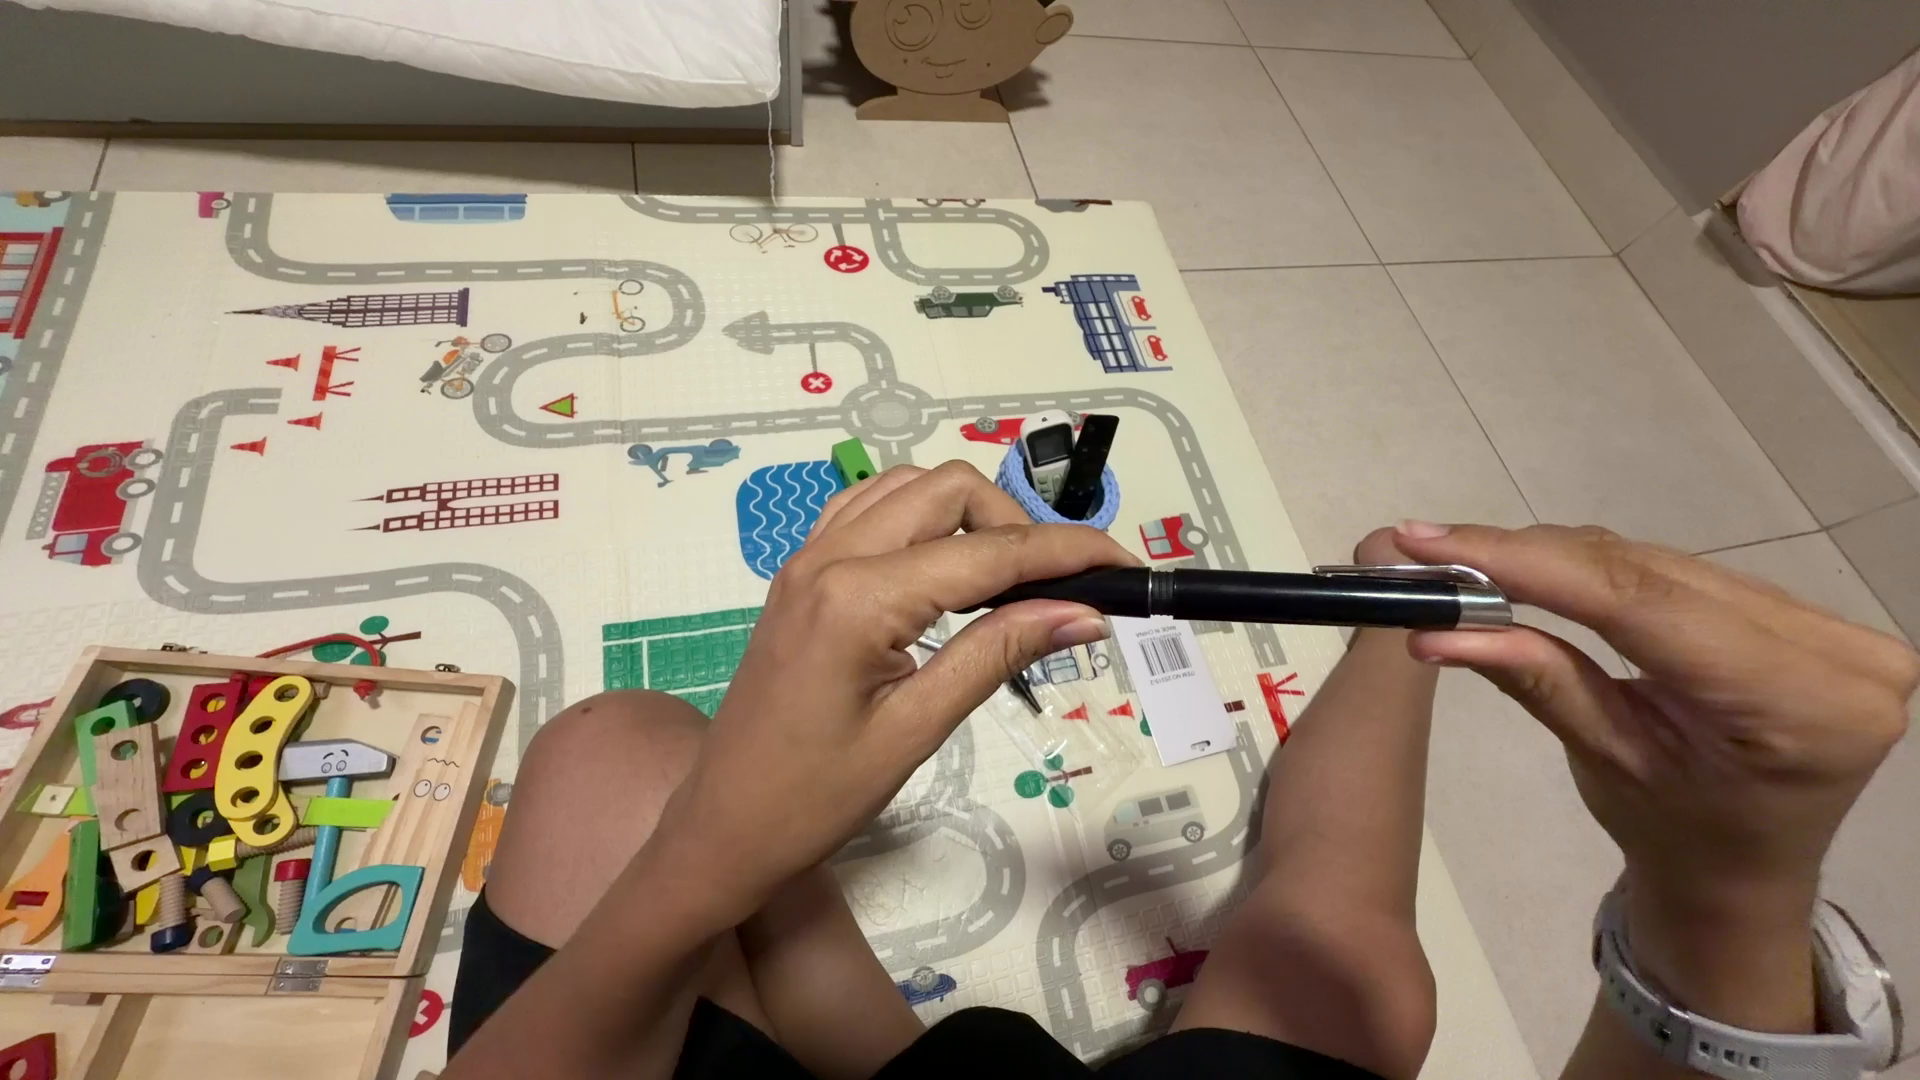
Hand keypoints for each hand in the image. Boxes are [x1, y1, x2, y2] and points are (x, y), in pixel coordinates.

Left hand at [652, 462, 1133, 915]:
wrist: (722, 823)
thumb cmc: (816, 797)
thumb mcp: (918, 729)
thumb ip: (999, 653)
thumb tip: (1084, 613)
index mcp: (859, 597)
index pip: (988, 552)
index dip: (1065, 552)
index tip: (1123, 564)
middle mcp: (831, 554)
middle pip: (949, 489)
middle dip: (1015, 524)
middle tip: (1052, 587)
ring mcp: (808, 554)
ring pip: (909, 486)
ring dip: (969, 514)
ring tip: (1004, 577)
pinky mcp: (802, 569)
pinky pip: (869, 507)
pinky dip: (920, 517)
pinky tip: (941, 564)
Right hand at [1393, 523, 1918, 923]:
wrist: (1742, 857)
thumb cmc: (1674, 829)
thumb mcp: (1601, 756)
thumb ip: (1532, 677)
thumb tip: (1430, 632)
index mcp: (1799, 700)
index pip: (1637, 600)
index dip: (1523, 562)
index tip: (1428, 542)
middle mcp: (1830, 645)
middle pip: (1637, 569)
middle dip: (1519, 553)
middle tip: (1423, 546)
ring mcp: (1815, 619)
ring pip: (1642, 557)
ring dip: (1541, 553)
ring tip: (1456, 556)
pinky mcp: (1782, 607)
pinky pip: (1657, 565)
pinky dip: (1577, 562)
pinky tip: (1520, 563)